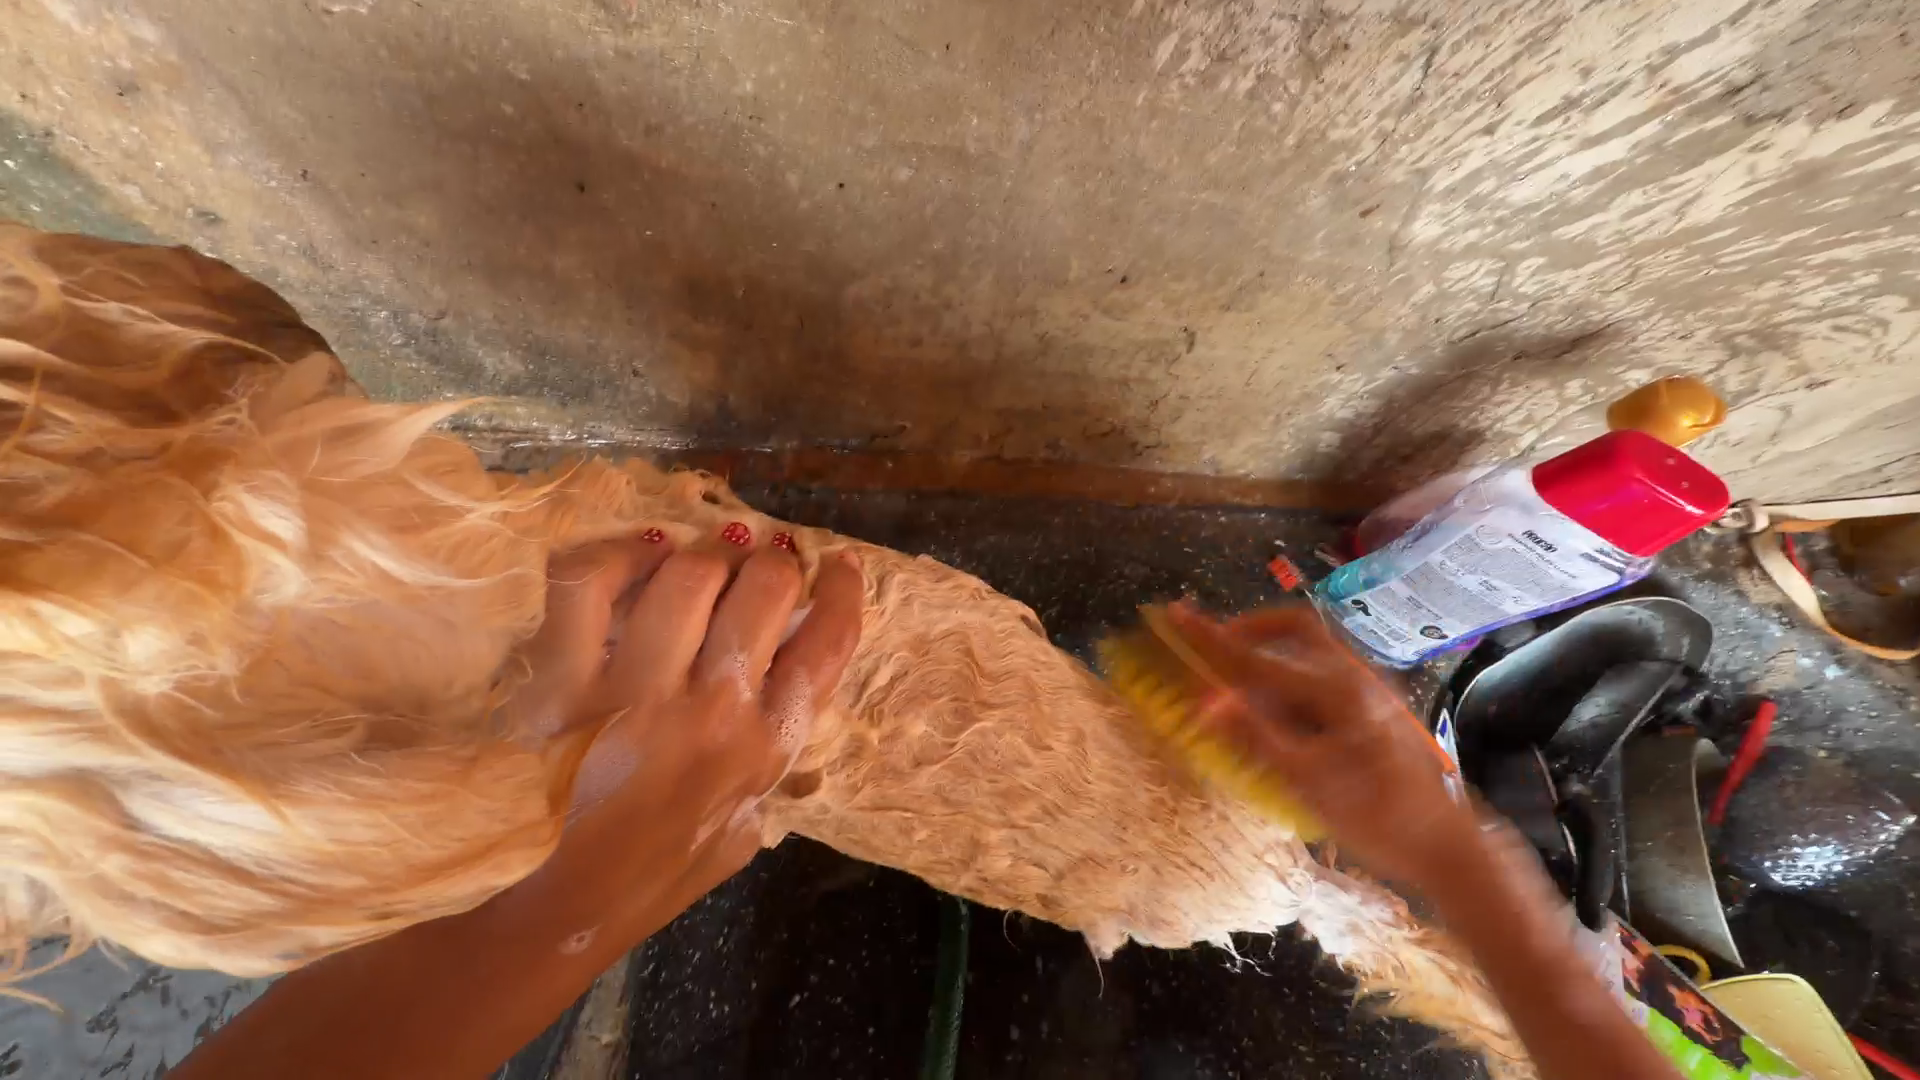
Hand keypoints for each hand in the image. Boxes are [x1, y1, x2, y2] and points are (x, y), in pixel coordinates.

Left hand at [492, 537, 863, 955]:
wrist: (561, 910)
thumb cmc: (664, 869)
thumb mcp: (750, 824)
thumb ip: (775, 762)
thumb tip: (786, 691)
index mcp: (767, 745)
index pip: (828, 642)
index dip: (844, 589)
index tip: (838, 563)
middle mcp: (715, 710)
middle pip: (769, 587)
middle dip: (774, 564)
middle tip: (760, 564)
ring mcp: (637, 690)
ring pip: (693, 573)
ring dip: (707, 555)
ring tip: (705, 561)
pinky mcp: (563, 681)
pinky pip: (593, 580)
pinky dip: (622, 553)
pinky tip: (641, 556)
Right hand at [1164, 603, 1479, 889]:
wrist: (1451, 847)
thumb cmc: (1378, 819)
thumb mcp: (1309, 784)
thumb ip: (1256, 737)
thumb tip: (1207, 703)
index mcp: (1334, 692)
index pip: (1255, 658)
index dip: (1210, 638)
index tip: (1176, 613)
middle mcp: (1353, 677)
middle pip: (1292, 627)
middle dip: (1247, 629)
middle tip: (1213, 642)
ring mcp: (1369, 688)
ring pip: (1309, 645)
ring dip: (1268, 649)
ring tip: (1239, 676)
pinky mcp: (1375, 705)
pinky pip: (1322, 667)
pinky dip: (1289, 671)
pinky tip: (1278, 707)